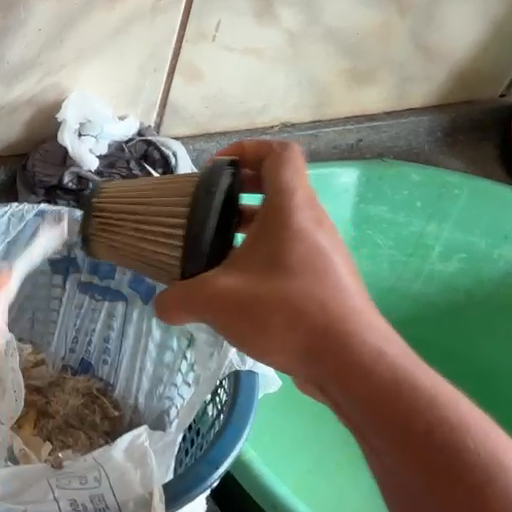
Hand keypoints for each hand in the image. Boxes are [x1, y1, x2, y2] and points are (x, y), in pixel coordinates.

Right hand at [153, 140, 397, 398]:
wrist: (350, 361)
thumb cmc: (285, 312)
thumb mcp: (215, 302)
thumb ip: (178, 299)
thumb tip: (161, 305)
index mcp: (290, 208)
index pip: (280, 153)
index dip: (247, 150)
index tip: (215, 171)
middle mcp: (311, 222)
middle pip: (280, 185)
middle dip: (240, 189)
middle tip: (206, 207)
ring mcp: (323, 252)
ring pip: (284, 222)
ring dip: (249, 226)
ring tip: (214, 249)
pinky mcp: (326, 280)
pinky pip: (290, 251)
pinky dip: (262, 256)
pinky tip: (237, 288)